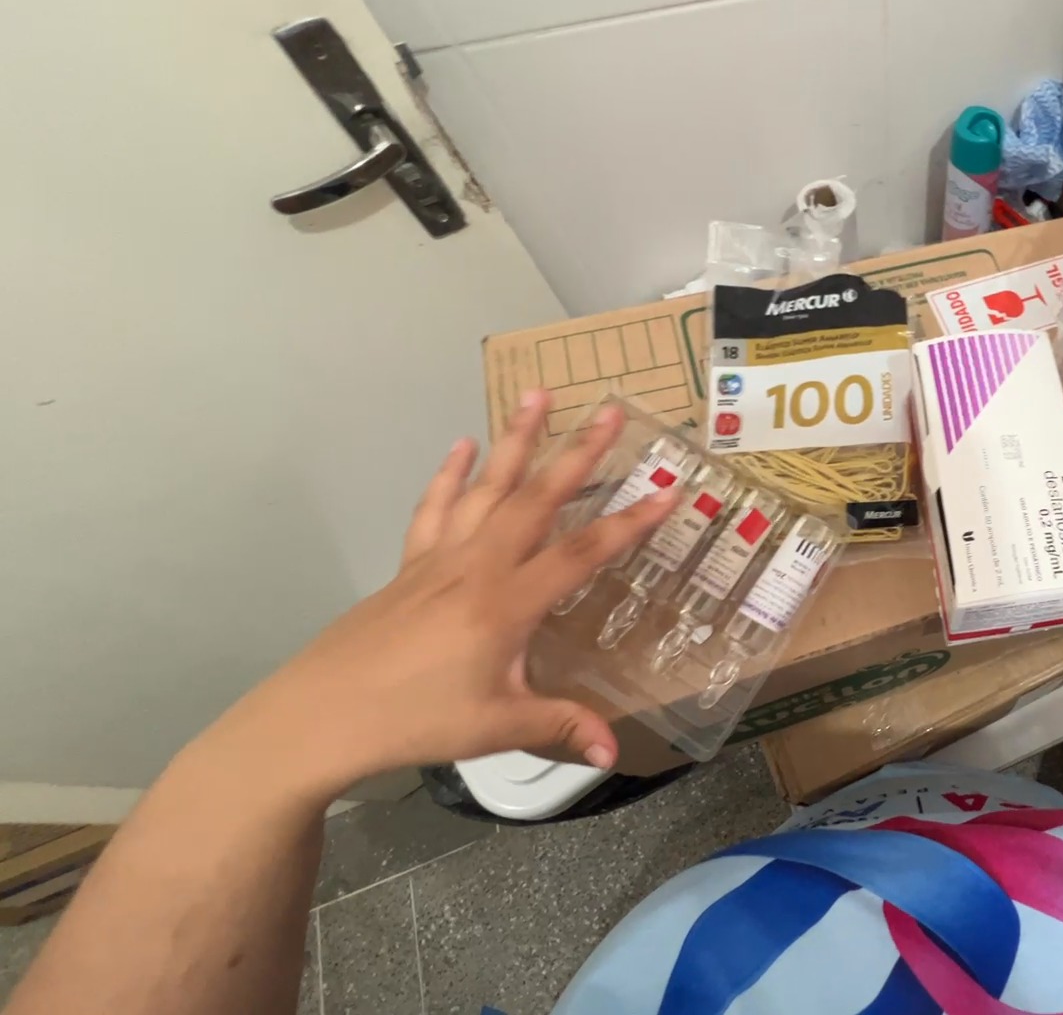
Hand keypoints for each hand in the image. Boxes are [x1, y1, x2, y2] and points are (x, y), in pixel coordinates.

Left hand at [214, 390, 676, 797]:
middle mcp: (477, 567)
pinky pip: (436, 509)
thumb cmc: (412, 722)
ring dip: (517, 440)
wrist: (308, 723)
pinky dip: (451, 474)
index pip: (582, 553)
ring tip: (538, 395)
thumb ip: (561, 726)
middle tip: (611, 410)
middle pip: (537, 499)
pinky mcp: (411, 566)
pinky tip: (463, 446)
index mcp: (506, 604)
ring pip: (488, 488)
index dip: (629, 522)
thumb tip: (613, 753)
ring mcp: (440, 560)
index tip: (667, 491)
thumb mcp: (496, 728)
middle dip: (580, 452)